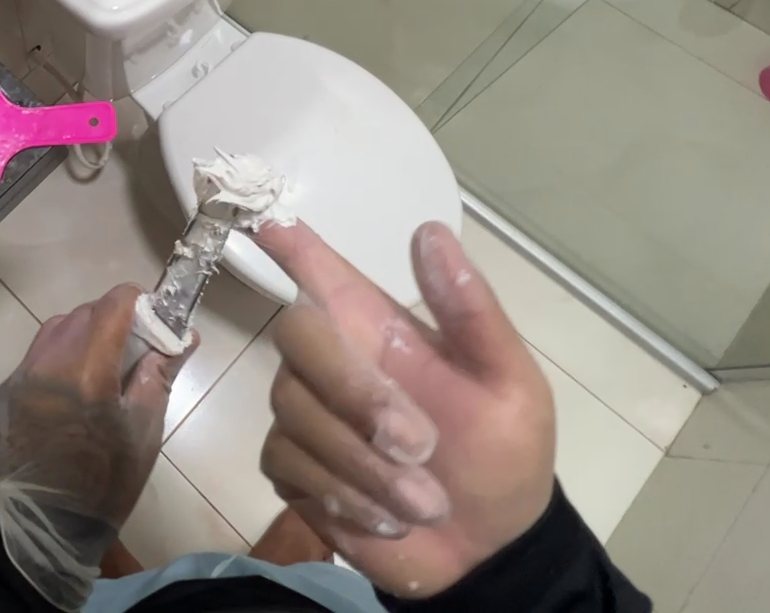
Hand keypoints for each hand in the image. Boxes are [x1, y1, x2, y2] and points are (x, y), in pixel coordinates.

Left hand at [0, 284, 188, 609]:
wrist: (42, 529)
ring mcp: (21, 374)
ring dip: (83, 333)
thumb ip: (159, 375)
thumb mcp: (144, 432)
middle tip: (134, 345)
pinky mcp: (5, 390)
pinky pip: (36, 354)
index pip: (113, 306)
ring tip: (102, 364)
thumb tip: (182, 336)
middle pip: (85, 313)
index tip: (153, 314)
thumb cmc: (104, 483)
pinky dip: (58, 356)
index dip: (137, 301)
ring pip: (57, 328)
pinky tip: (71, 387)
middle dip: (112, 319)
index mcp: (87, 371)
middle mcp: (49, 362)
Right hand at [257, 221, 554, 598]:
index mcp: (373, 324)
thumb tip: (431, 231)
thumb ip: (471, 311)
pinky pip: (288, 461)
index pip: (317, 268)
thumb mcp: (510, 384)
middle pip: (295, 333)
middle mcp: (327, 357)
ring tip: (424, 502)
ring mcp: (301, 409)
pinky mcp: (288, 462)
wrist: (486, 553)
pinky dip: (344, 496)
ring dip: (365, 465)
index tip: (260, 217)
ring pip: (295, 409)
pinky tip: (386, 516)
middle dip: (352, 391)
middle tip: (419, 445)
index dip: (285, 239)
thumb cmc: (500, 455)